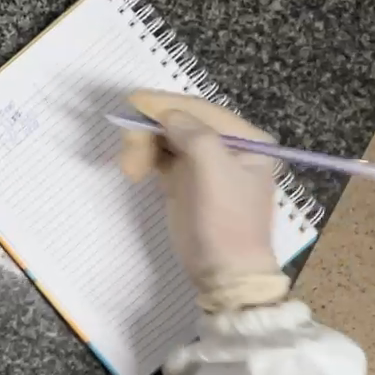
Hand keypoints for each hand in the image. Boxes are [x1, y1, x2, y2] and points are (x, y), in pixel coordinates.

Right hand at [118, 90, 290, 312]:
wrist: (223, 272)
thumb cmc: (226, 222)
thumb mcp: (215, 173)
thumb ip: (195, 135)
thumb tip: (168, 113)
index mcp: (246, 140)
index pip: (201, 110)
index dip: (165, 104)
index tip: (132, 102)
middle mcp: (226, 146)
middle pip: (179, 122)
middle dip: (150, 132)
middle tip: (128, 149)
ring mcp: (203, 164)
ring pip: (164, 139)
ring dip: (142, 147)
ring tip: (129, 169)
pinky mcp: (183, 180)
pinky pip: (159, 156)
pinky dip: (143, 159)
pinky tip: (133, 171)